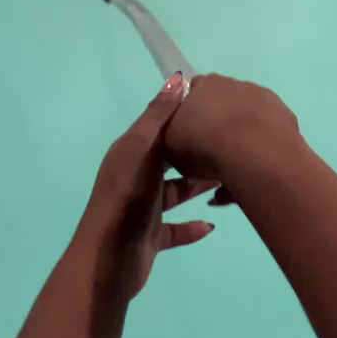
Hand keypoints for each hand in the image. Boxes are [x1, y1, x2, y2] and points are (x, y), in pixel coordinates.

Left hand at [73, 72, 218, 301]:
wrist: (108, 260)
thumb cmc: (127, 196)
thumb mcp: (142, 149)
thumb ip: (159, 116)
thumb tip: (178, 77)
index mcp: (130, 151)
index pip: (159, 125)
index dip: (182, 114)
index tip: (213, 107)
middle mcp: (135, 175)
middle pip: (169, 158)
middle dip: (194, 152)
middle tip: (227, 146)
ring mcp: (143, 207)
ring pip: (175, 191)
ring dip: (196, 186)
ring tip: (226, 181)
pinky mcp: (150, 236)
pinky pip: (175, 228)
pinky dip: (191, 226)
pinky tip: (211, 224)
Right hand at [162, 73, 303, 181]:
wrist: (253, 154)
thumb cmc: (204, 146)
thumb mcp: (169, 145)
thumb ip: (172, 134)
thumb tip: (179, 133)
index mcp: (201, 85)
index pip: (191, 94)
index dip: (189, 117)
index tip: (190, 141)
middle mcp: (231, 84)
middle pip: (220, 106)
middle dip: (216, 129)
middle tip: (211, 160)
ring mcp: (260, 96)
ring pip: (245, 121)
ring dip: (239, 142)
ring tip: (233, 178)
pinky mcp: (283, 115)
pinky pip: (266, 133)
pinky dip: (259, 150)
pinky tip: (253, 175)